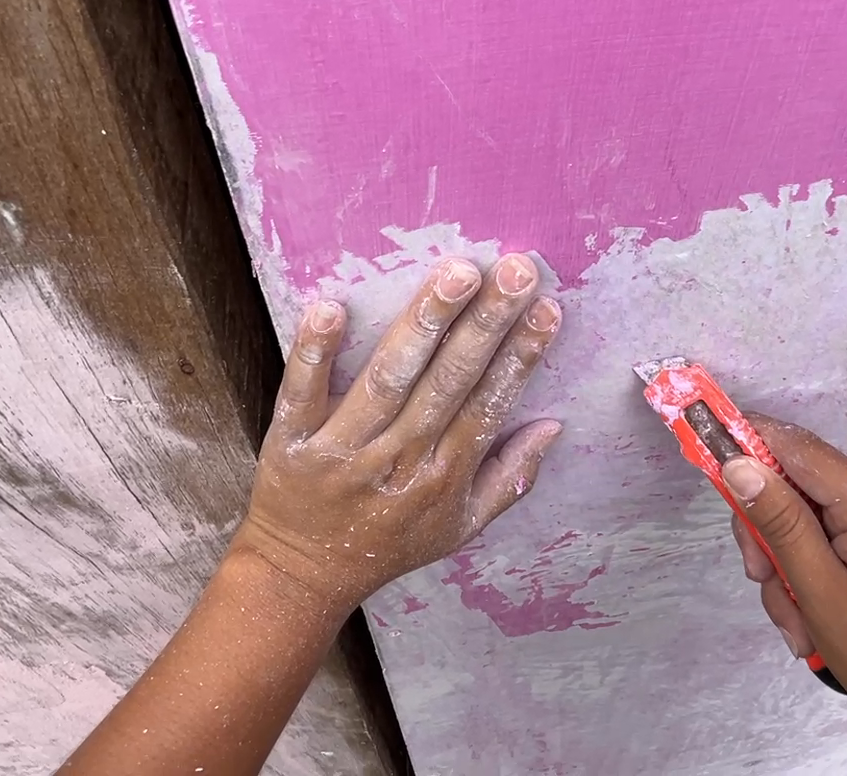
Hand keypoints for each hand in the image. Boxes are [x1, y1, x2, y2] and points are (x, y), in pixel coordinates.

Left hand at [229, 254, 563, 614]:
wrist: (303, 575)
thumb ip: (510, 477)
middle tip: (515, 270)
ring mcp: (343, 449)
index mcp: (443, 475)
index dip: (522, 355)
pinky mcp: (292, 441)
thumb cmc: (389, 544)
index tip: (546, 307)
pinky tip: (330, 307)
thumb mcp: (461, 526)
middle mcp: (398, 458)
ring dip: (425, 322)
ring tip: (456, 273)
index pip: (490, 404)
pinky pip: (302, 392)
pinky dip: (316, 352)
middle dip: (486, 323)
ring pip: (390, 377)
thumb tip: (554, 426)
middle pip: (449, 381)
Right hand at [723, 418, 846, 775]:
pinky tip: (818, 615)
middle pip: (803, 487)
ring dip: (793, 561)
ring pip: (817, 517)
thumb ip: (778, 522)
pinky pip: (842, 535)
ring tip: (798, 621)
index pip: (797, 447)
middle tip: (761, 579)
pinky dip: (819, 567)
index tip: (704, 451)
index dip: (745, 440)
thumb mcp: (821, 595)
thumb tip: (737, 462)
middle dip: (771, 531)